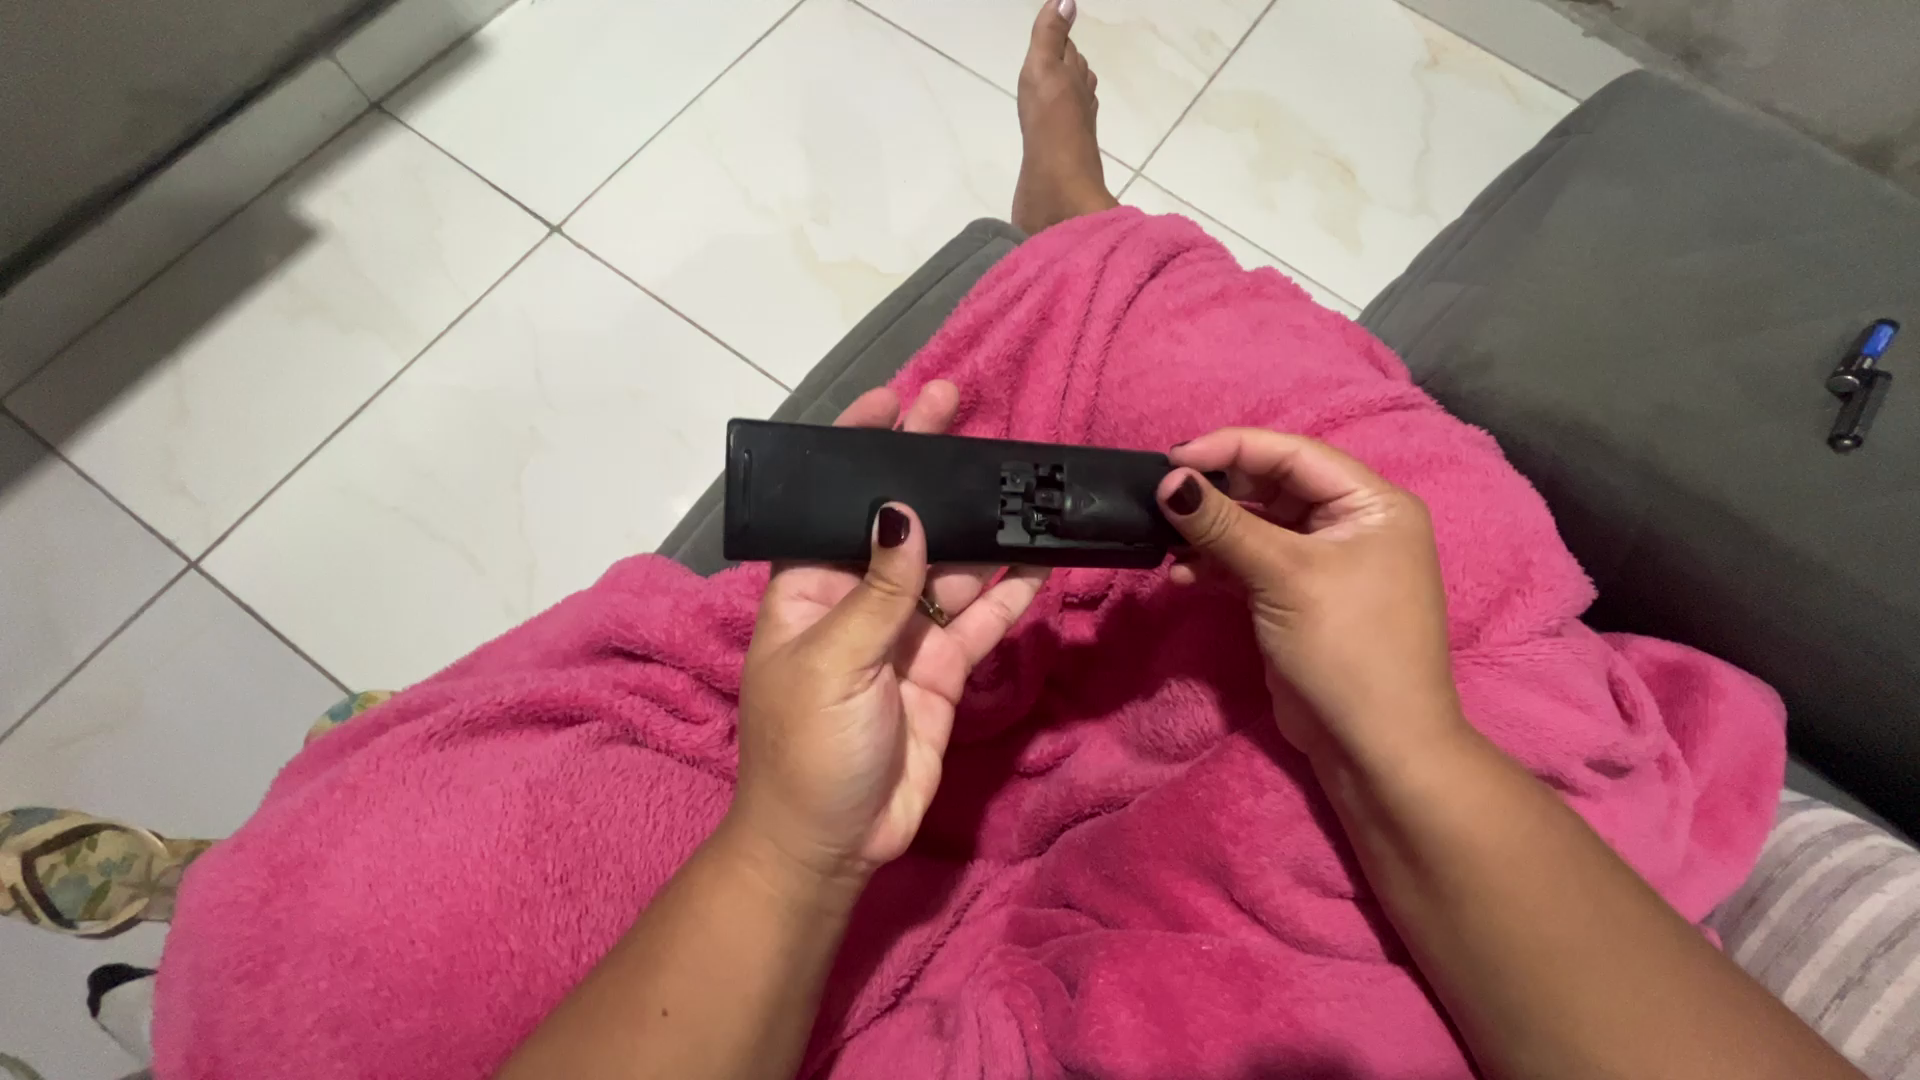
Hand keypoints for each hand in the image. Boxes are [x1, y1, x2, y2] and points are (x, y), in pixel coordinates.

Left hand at [731, 382, 1049, 883]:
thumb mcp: (833, 662)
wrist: (834, 841)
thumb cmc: (807, 747)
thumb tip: (904, 514)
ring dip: (980, 531)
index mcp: (810, 588)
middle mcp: (858, 599)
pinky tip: (1037, 562)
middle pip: (900, 523)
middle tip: (958, 409)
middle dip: (927, 470)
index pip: (834, 504)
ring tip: (1017, 482)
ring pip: (948, 568)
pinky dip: (1006, 594)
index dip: (859, 451)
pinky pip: (977, 620)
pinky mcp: (941, 668)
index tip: (894, 401)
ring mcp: (904, 633)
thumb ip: (878, 590)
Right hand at [1156, 429, 1465, 763]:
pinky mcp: (1294, 595)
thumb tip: (1168, 481)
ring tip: (1166, 542)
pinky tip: (1182, 576)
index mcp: (1371, 504)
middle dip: (1215, 494)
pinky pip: (1248, 562)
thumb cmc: (1346, 646)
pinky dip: (1215, 565)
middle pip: (1270, 487)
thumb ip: (1223, 524)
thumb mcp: (1283, 575)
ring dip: (1209, 533)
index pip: (1292, 454)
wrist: (1373, 745)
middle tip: (1162, 499)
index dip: (1230, 449)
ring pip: (1253, 526)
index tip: (1172, 459)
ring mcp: (1321, 562)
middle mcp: (1349, 524)